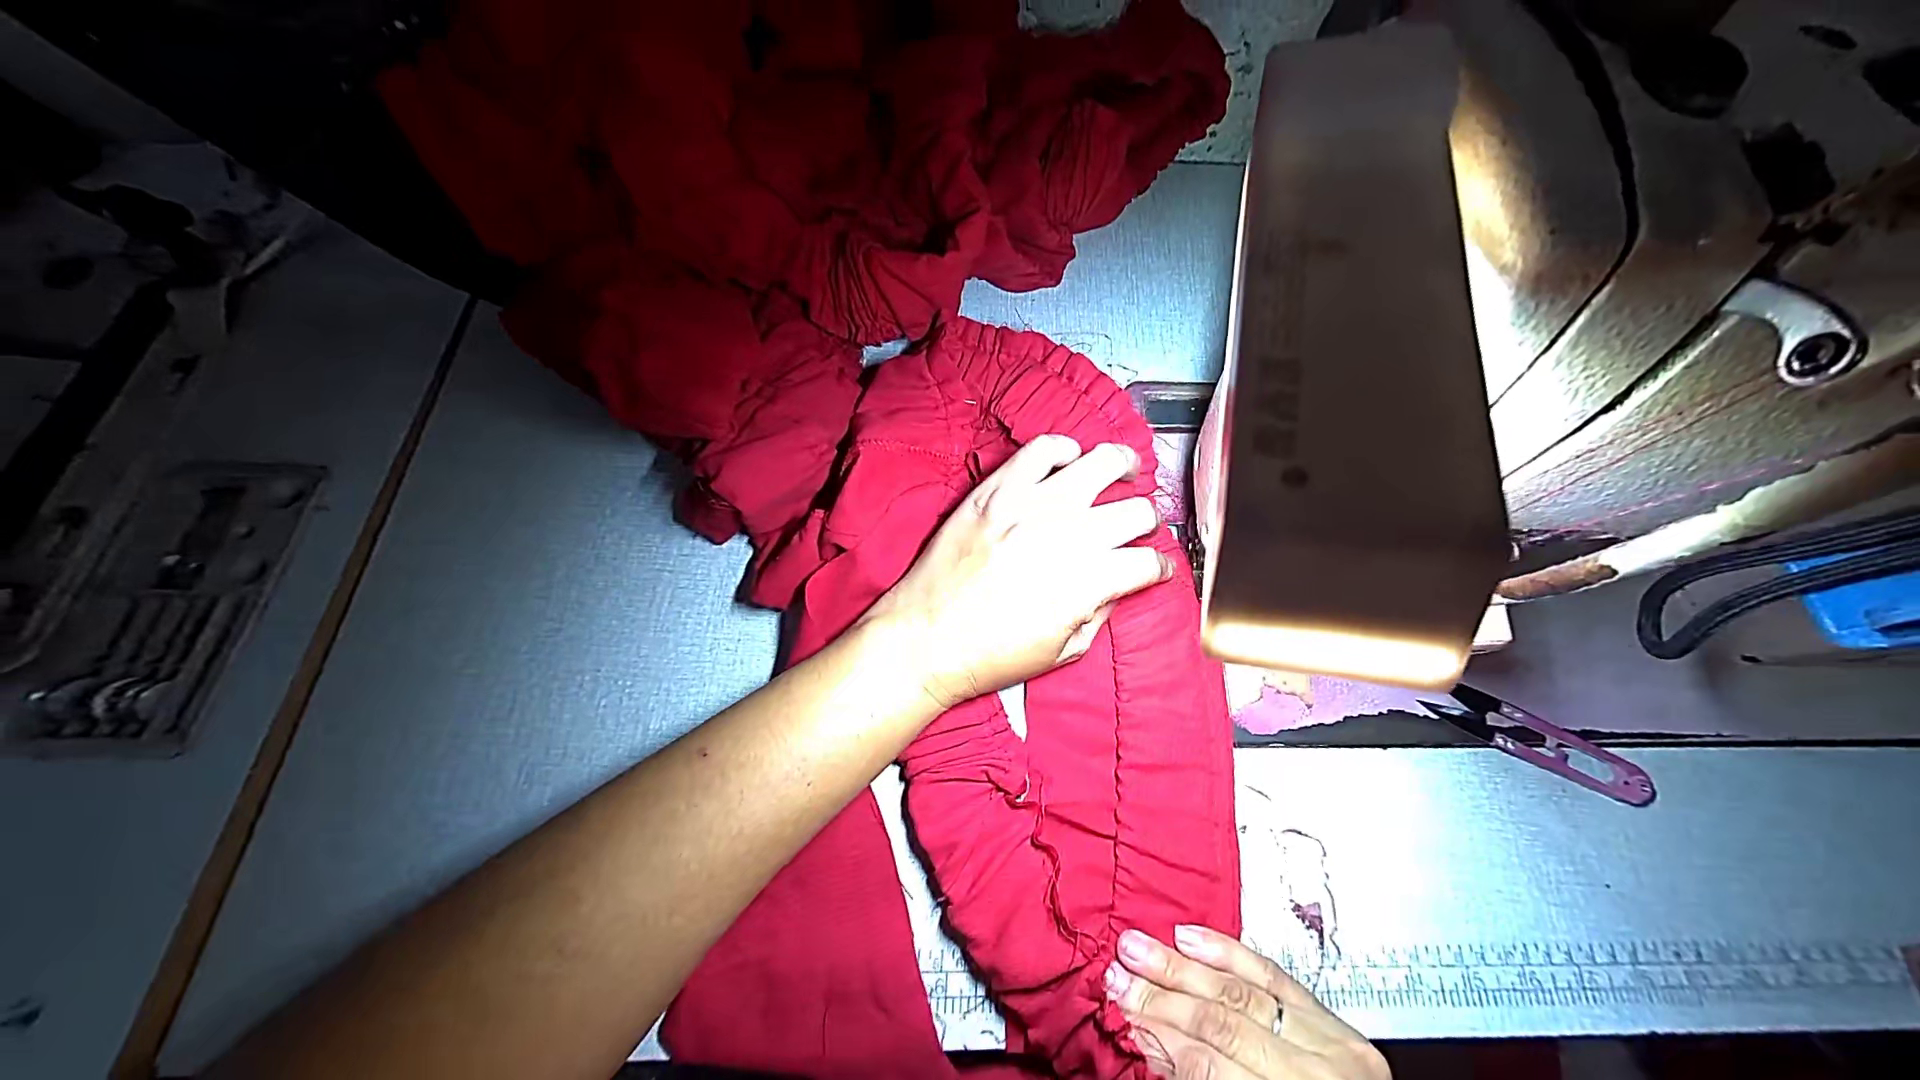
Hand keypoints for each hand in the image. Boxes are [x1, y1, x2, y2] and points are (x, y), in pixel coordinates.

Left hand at [864, 435, 1171, 710]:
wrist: (926, 638)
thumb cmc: (986, 653)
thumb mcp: (1062, 652)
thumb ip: (1099, 612)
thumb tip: (1114, 586)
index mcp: (1090, 580)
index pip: (1149, 561)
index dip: (1158, 567)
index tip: (1153, 567)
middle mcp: (1069, 535)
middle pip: (1137, 510)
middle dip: (1147, 521)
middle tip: (1140, 525)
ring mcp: (1032, 505)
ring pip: (1102, 463)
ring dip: (1122, 467)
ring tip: (1123, 471)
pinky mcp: (998, 489)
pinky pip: (1043, 448)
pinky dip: (1063, 450)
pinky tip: (1067, 461)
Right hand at [1106, 926, 1389, 1079]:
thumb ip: (1200, 1078)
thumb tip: (1145, 1037)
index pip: (1210, 1066)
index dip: (1159, 1035)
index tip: (1118, 1009)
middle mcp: (1317, 1077)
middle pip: (1221, 1023)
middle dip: (1159, 996)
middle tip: (1115, 973)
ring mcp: (1331, 1046)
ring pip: (1240, 992)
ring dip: (1179, 967)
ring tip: (1135, 945)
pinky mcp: (1334, 1022)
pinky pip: (1274, 975)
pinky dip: (1228, 953)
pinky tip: (1188, 936)